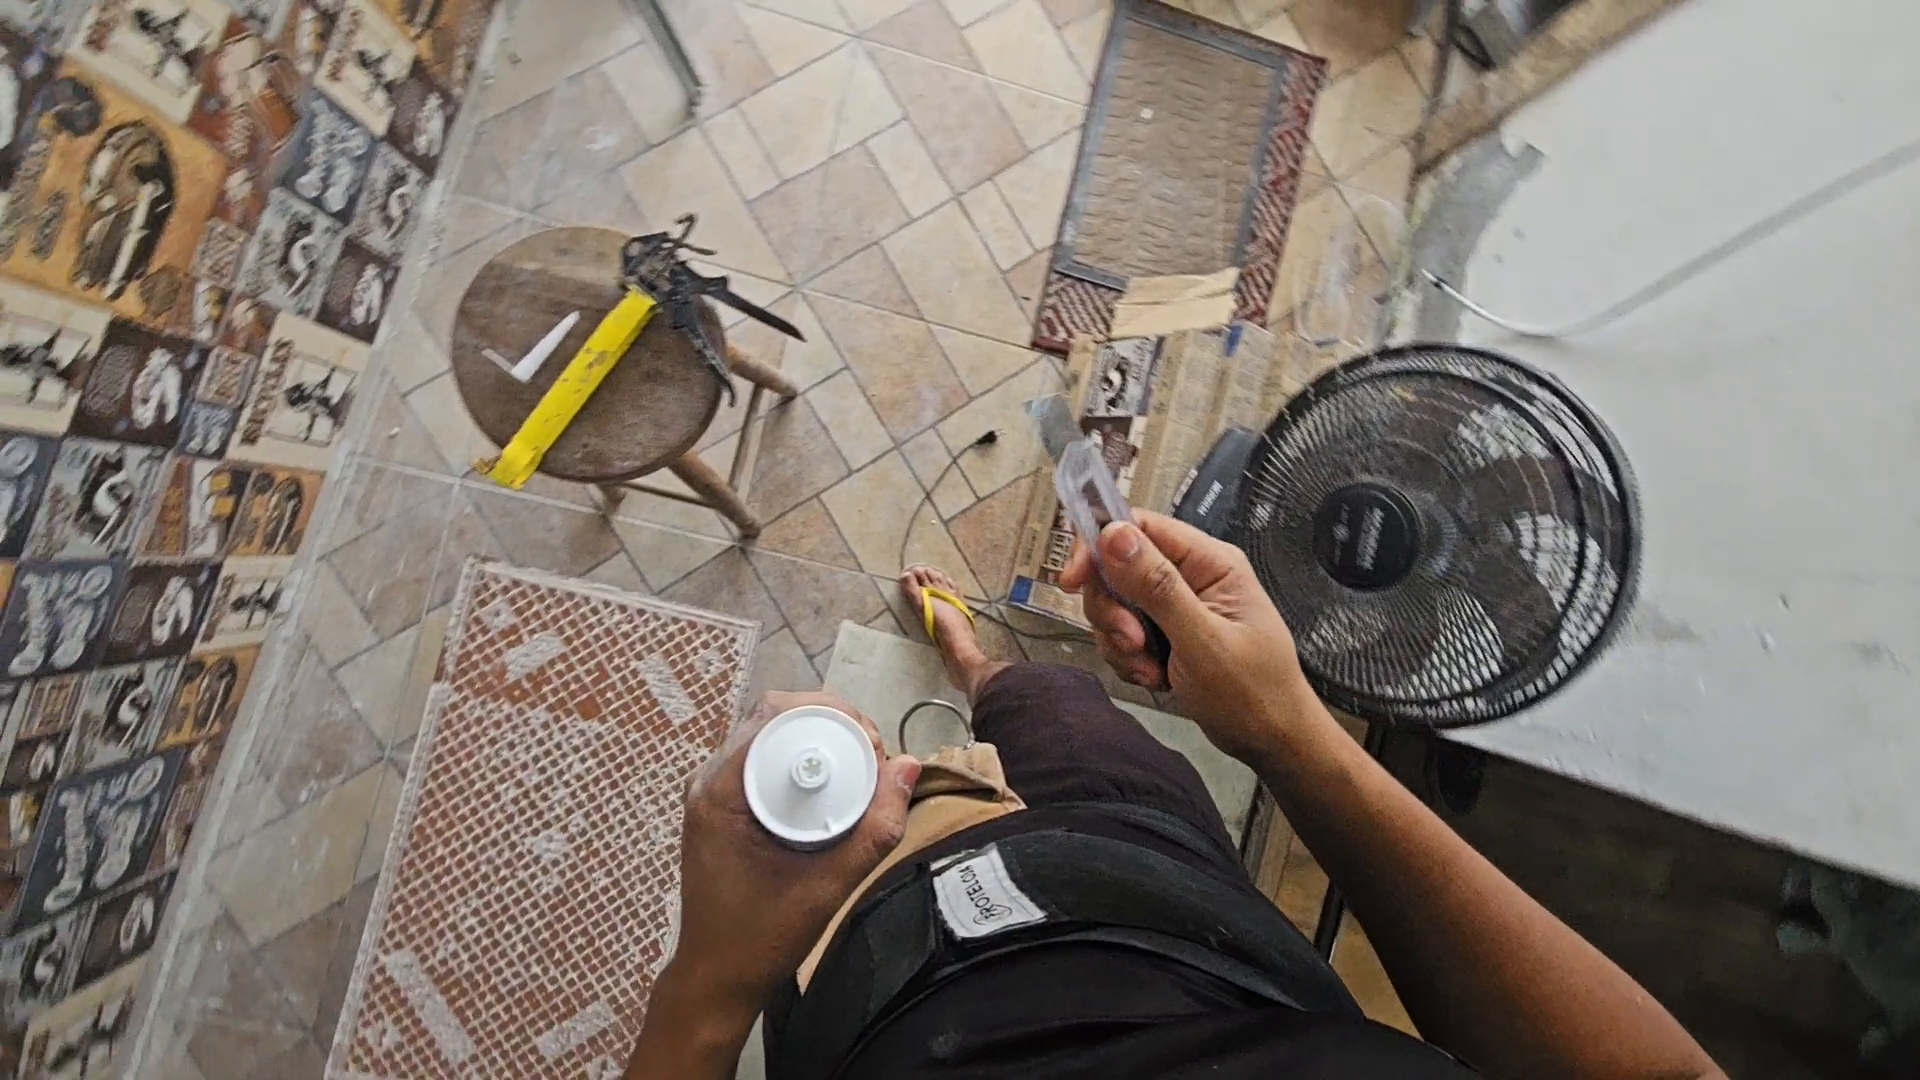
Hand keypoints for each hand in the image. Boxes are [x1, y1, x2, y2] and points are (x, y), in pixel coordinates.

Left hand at [669, 691, 920, 1008]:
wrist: (716, 980)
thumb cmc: (762, 936)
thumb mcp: (829, 886)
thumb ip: (875, 830)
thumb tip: (908, 765)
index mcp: (721, 790)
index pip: (775, 714)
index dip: (830, 714)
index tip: (871, 744)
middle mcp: (711, 778)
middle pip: (775, 715)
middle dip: (831, 721)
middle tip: (873, 753)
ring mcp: (714, 789)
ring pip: (772, 732)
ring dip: (818, 735)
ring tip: (860, 761)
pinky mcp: (724, 802)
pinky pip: (767, 755)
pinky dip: (803, 754)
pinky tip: (833, 776)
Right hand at [1059, 511, 1305, 759]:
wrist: (1270, 742)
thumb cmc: (1253, 693)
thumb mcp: (1202, 640)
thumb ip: (1157, 586)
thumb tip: (1114, 534)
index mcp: (1208, 561)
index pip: (1139, 528)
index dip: (1099, 548)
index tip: (1073, 582)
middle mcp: (1189, 575)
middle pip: (1117, 568)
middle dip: (1112, 611)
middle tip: (1132, 643)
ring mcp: (1174, 604)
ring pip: (1114, 604)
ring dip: (1119, 640)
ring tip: (1149, 669)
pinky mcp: (1163, 631)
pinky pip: (1121, 632)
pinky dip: (1126, 658)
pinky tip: (1152, 678)